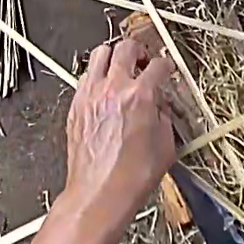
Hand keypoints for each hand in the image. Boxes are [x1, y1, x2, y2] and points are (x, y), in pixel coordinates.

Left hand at [61, 16, 177, 233]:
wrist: (98, 196)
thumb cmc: (131, 176)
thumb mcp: (166, 142)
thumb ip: (164, 113)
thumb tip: (160, 103)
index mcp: (141, 95)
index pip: (158, 64)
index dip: (167, 66)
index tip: (167, 71)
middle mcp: (114, 89)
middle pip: (126, 47)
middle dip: (139, 51)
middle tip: (144, 61)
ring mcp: (91, 96)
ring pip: (100, 54)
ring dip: (114, 57)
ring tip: (122, 68)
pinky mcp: (76, 108)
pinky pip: (85, 79)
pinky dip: (97, 77)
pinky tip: (105, 91)